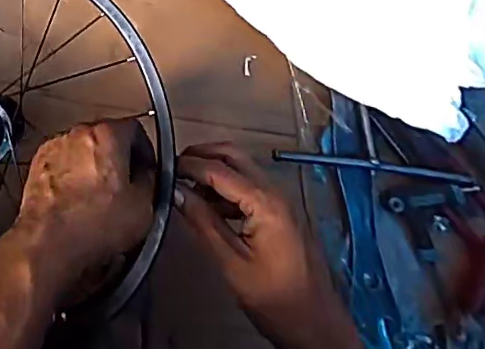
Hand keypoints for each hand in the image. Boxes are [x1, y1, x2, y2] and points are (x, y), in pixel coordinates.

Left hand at [10, 118, 155, 291]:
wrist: (49, 240)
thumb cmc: (92, 224)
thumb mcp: (142, 208)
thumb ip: (150, 182)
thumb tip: (147, 175)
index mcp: (108, 135)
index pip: (135, 129)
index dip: (145, 151)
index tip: (146, 168)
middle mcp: (80, 133)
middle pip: (107, 139)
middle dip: (118, 160)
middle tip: (124, 188)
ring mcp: (57, 145)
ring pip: (83, 151)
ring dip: (92, 168)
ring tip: (97, 200)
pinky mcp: (40, 162)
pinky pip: (63, 163)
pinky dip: (71, 177)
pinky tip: (76, 203)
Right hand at [176, 142, 349, 348]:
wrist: (319, 330)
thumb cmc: (275, 301)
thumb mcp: (232, 264)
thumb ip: (203, 223)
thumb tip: (176, 191)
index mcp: (264, 202)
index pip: (218, 169)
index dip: (189, 165)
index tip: (165, 168)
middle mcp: (275, 191)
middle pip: (232, 155)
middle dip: (201, 155)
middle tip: (176, 167)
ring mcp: (281, 200)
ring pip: (242, 166)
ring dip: (214, 168)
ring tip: (188, 186)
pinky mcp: (282, 211)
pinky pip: (250, 184)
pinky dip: (227, 184)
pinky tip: (210, 204)